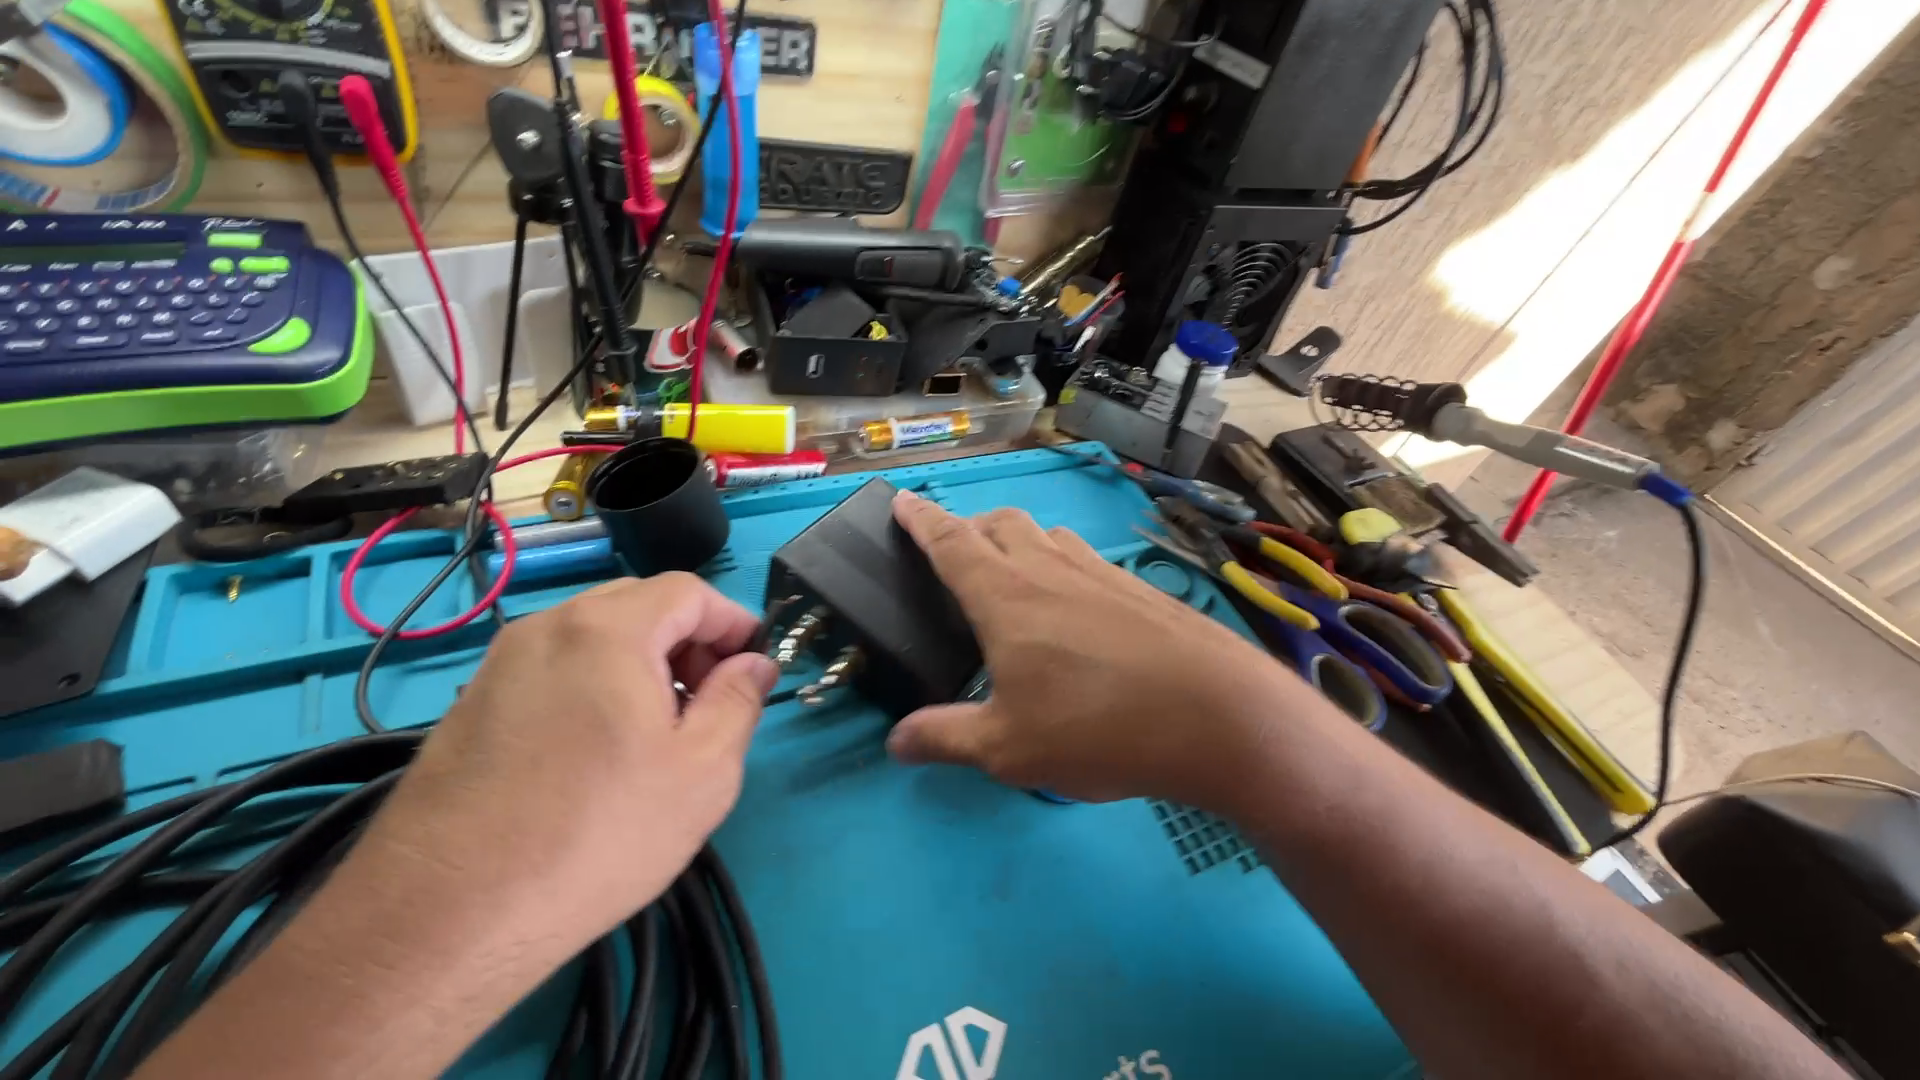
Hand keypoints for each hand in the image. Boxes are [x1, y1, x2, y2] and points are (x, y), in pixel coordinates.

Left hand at [357, 573, 777, 948]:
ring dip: (641, 664)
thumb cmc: (598, 835)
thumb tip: (753, 664)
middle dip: (688, 641)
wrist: (446, 919)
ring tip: (656, 735)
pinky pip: (553, 670)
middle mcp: (546, 628)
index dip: (732, 622)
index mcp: (607, 630)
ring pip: (593, 637)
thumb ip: (739, 701)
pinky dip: (594, 686)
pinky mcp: (471, 707)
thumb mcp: (702, 771)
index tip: (752, 669)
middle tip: (707, 705)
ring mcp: (499, 666)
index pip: (688, 591)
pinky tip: (597, 755)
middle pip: (638, 605)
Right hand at [887, 489, 1316, 806]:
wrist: (1218, 718)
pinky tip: (1077, 605)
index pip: (951, 542)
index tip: (904, 502)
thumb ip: (946, 738)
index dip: (922, 520)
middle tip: (958, 551)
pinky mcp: (1140, 590)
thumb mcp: (1008, 748)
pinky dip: (1063, 563)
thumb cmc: (1097, 728)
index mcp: (1005, 596)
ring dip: (1019, 539)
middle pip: (1001, 523)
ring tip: (1014, 572)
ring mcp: (1101, 574)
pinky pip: (1086, 558)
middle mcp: (1050, 570)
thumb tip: (896, 741)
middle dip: (971, 526)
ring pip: (1048, 534)